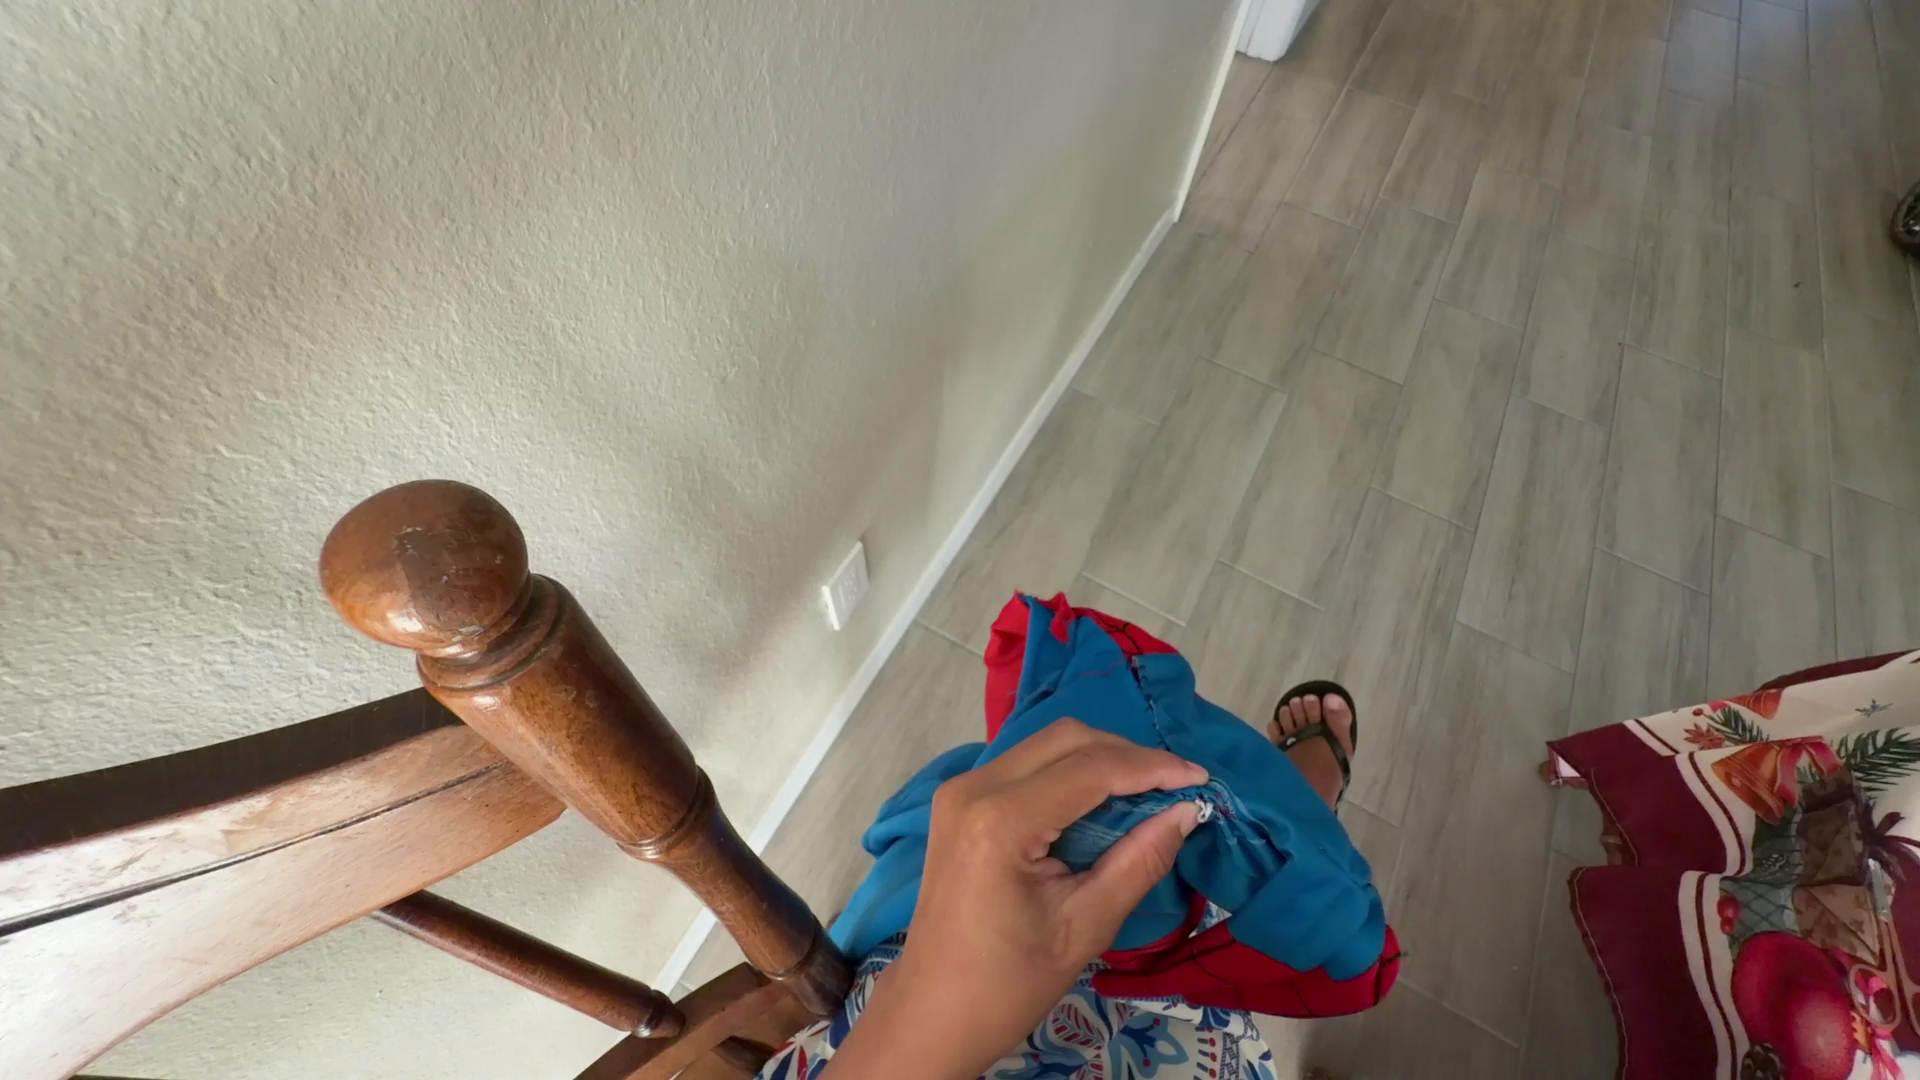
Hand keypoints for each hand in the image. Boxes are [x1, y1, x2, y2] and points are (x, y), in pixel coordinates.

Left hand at [826, 717, 1206, 1078]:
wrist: (934, 1008)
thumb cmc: (1010, 981)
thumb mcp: (1086, 926)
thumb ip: (1140, 860)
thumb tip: (1186, 810)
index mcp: (1001, 819)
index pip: (1090, 767)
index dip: (1151, 767)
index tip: (1200, 778)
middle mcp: (975, 785)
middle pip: (1066, 738)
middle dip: (1126, 754)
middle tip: (1173, 785)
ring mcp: (961, 787)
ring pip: (1045, 743)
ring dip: (1097, 757)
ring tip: (1145, 790)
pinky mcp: (960, 797)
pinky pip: (1026, 762)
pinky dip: (1068, 770)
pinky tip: (1099, 798)